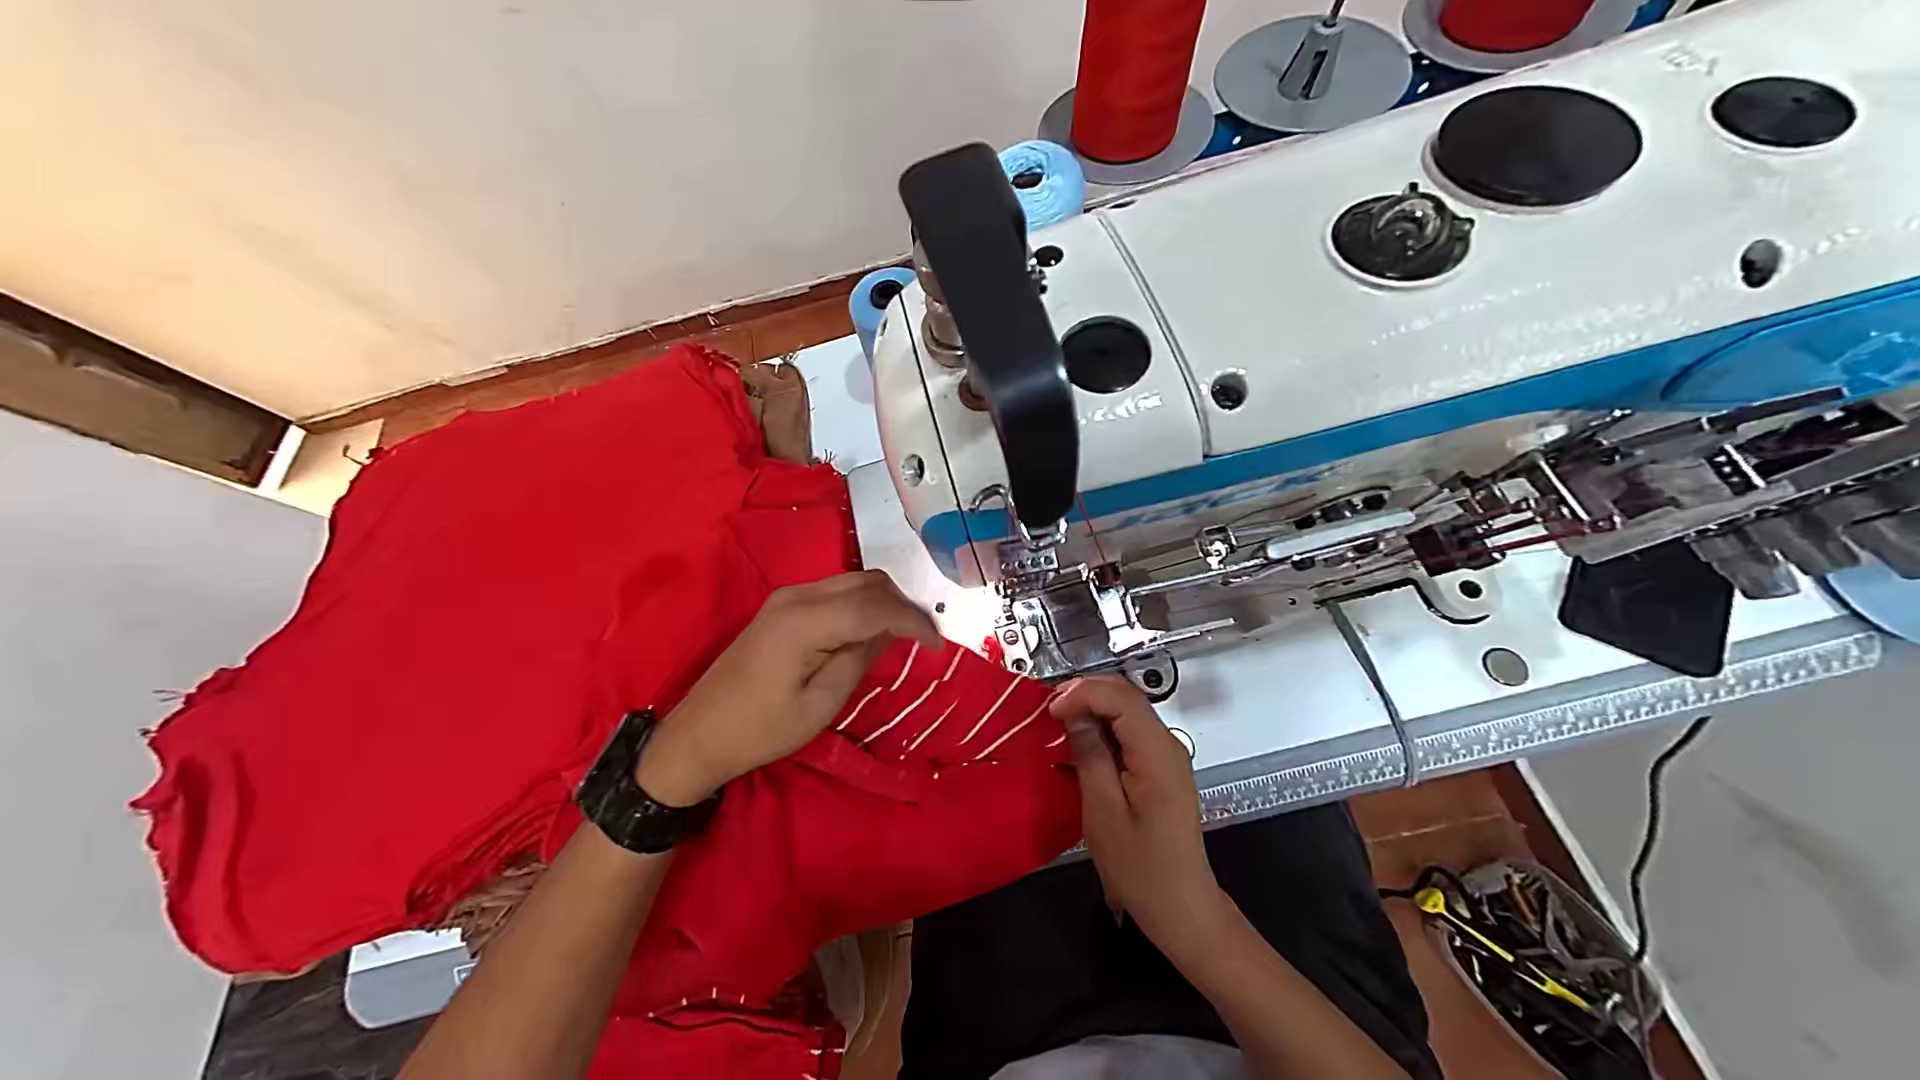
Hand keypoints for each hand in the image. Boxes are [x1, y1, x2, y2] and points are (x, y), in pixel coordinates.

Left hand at [636, 571, 940, 805]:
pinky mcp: (782, 607)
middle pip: (867, 582)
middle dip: (902, 605)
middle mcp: (796, 596)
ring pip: (853, 582)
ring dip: (884, 603)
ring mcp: (786, 598)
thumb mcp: (820, 704)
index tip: (939, 645)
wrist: (699, 734)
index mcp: (804, 620)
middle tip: (924, 641)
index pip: (874, 606)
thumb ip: (859, 658)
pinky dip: (862, 606)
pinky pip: (836, 593)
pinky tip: (872, 632)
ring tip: (904, 637)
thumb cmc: (760, 730)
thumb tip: (890, 632)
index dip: (912, 621)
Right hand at [1056, 676, 1223, 940]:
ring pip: (1127, 711)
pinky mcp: (1160, 768)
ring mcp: (1167, 755)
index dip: (1083, 693)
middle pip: (1127, 697)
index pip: (1122, 698)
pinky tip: (1078, 742)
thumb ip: (1089, 754)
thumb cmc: (1140, 866)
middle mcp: (1168, 745)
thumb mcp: (1103, 810)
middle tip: (1048, 708)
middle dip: (1086, 694)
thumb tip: (1073, 713)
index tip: (1049, 709)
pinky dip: (1102, 728)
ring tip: (1056, 721)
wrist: (1180, 905)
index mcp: (1158, 753)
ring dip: (1092, 708)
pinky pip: (1129, 732)